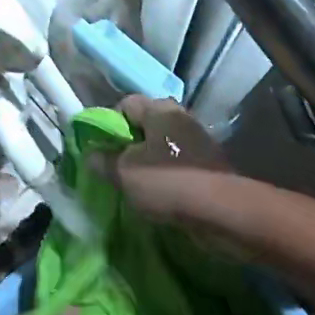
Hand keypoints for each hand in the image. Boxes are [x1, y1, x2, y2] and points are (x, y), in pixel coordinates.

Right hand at [103, 96, 233, 221]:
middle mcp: (184, 120)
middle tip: (120, 169)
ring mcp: (202, 144)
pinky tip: (165, 196)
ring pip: (167, 148)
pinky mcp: (213, 167)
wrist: (220, 210)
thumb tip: (94, 155)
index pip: (126, 104)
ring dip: (153, 163)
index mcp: (161, 110)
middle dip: (132, 146)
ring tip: (141, 187)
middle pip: (149, 126)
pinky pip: (183, 167)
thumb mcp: (123, 173)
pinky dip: (172, 178)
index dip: (110, 124)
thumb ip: (103, 161)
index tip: (103, 149)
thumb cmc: (167, 182)